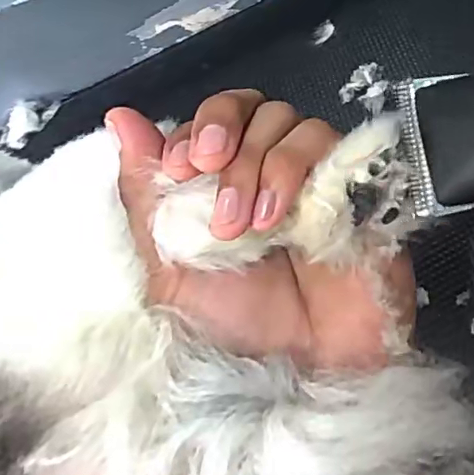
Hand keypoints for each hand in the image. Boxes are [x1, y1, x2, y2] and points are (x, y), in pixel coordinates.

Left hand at [105, 96, 412, 372]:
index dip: (200, 127)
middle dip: (226, 134)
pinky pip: (329, 143)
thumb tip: (119, 118)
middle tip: (206, 174)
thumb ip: (148, 194)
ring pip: (293, 122)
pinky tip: (276, 218)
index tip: (182, 167)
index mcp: (234, 177)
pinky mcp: (354, 181)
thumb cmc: (237, 325)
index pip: (221, 114)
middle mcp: (277, 166)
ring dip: (258, 163)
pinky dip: (293, 169)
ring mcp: (319, 171)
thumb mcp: (171, 266)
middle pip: (258, 106)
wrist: (304, 368)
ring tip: (244, 225)